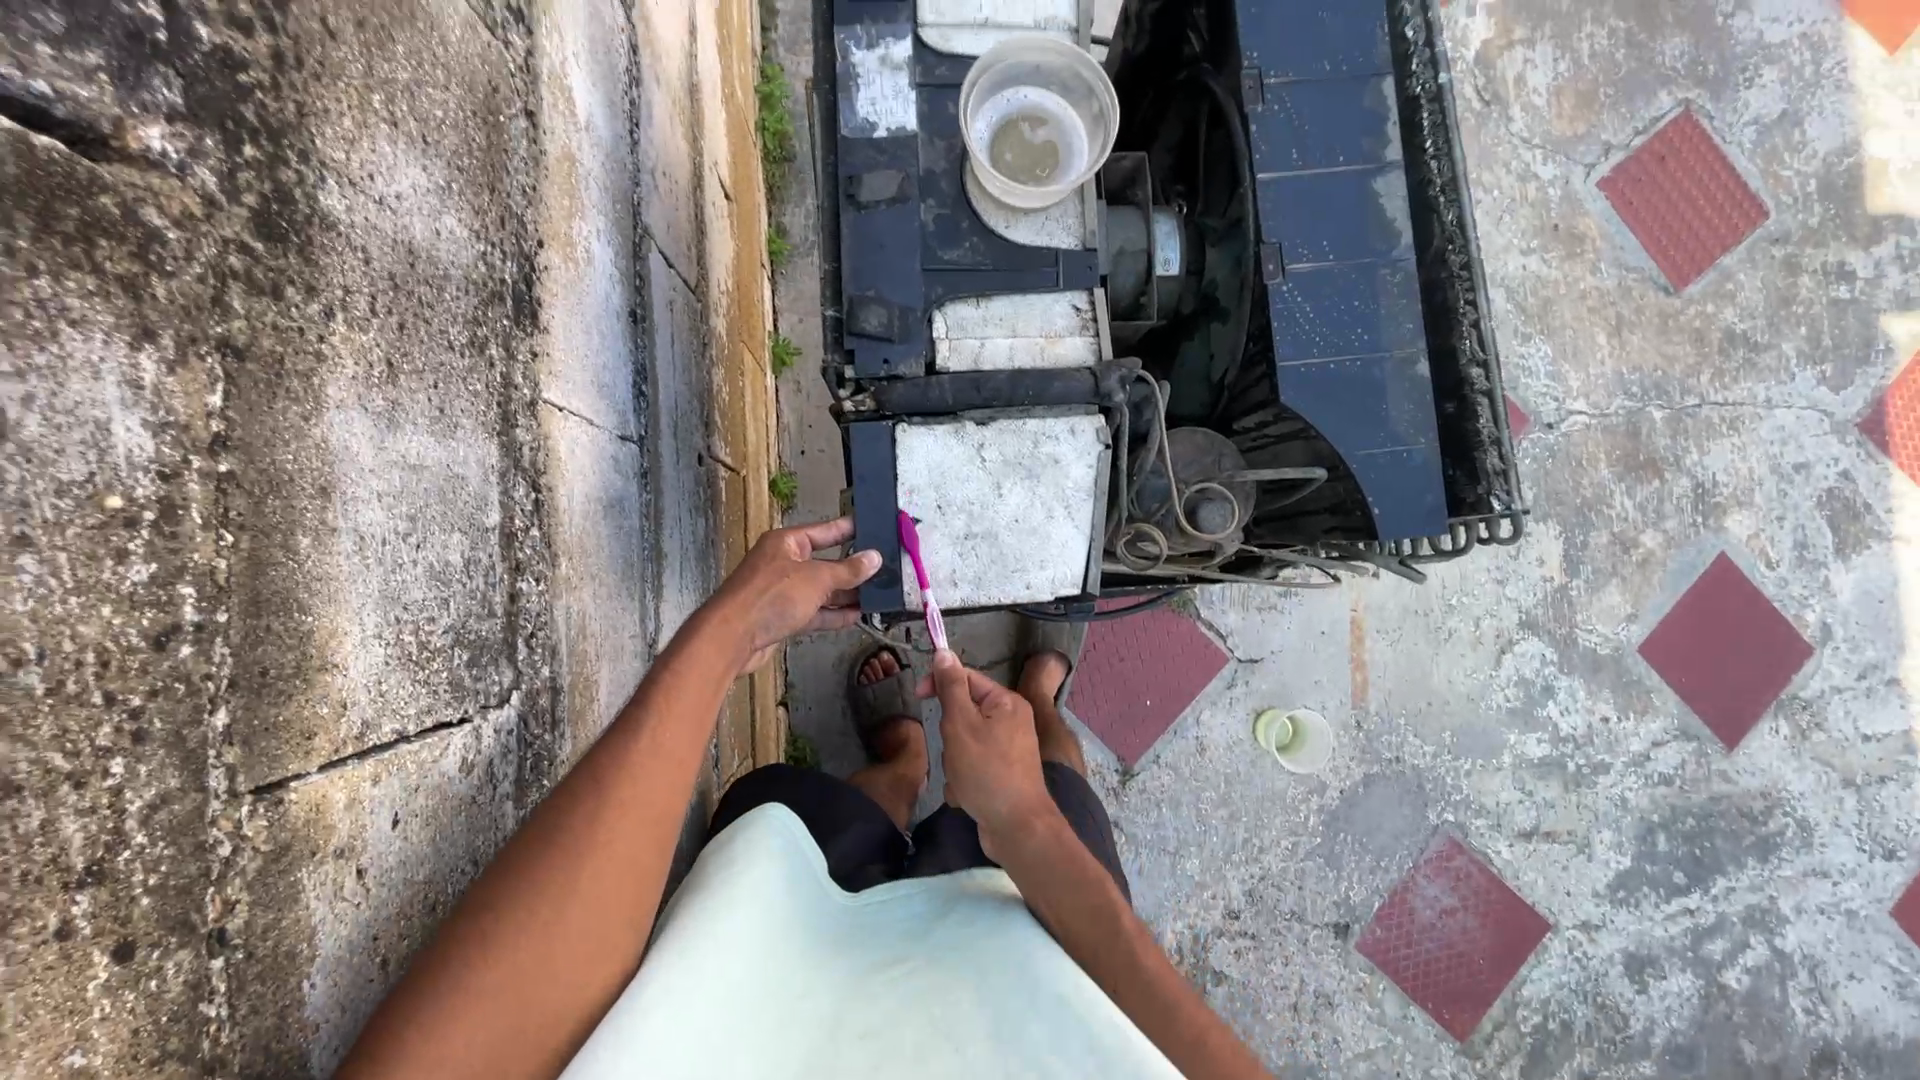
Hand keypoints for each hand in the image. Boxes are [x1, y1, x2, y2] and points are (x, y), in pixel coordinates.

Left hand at [705, 517, 880, 674]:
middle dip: (852, 568)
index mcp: (787, 543)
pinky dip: (833, 614)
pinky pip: (814, 612)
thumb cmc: (772, 596)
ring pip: (821, 590)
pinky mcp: (783, 617)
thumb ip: (847, 570)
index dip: (850, 529)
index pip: (825, 531)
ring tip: (878, 594)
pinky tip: (857, 616)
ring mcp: (783, 592)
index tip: (874, 527)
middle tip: (885, 567)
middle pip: (825, 562)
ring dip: (846, 594)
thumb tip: (874, 558)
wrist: (732, 637)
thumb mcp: (816, 578)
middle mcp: (784, 563)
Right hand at [919, 649, 1059, 859]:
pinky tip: (966, 794)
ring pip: (964, 742)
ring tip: (960, 776)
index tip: (917, 696)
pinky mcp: (1004, 773)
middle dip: (949, 734)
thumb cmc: (986, 771)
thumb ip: (951, 688)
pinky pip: (973, 765)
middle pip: (964, 713)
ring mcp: (1009, 749)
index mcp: (1006, 702)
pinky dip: (963, 778)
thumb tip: (943, 653)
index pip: (966, 678)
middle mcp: (1012, 720)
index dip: (939, 683)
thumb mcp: (961, 724)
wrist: (1016, 827)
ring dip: (954, 760)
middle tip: (952, 750)